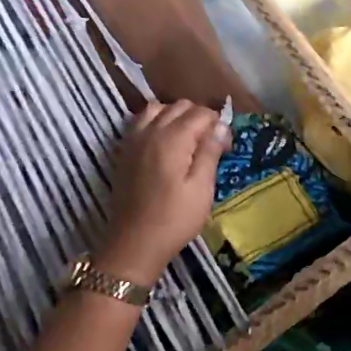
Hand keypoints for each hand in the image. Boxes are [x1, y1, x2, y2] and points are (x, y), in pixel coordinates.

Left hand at [100, 100, 229, 286]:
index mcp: (173, 138)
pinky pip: (140, 123)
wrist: (134, 244)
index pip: (201, 113)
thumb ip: (210, 152)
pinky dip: (155, 124)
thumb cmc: (174, 219)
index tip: (226, 148)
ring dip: (175, 117)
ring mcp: (133, 140)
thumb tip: (220, 126)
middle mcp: (151, 131)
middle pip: (179, 106)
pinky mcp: (124, 152)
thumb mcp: (202, 188)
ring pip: (157, 109)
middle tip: (209, 144)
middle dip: (199, 118)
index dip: (218, 126)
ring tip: (186, 140)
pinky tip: (164, 145)